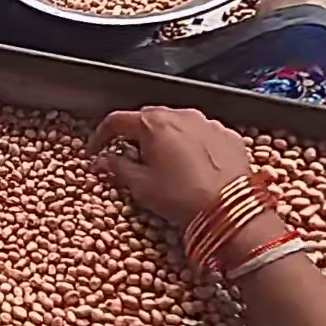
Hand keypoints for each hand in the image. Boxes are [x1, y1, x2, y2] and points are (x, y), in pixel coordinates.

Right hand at [87, 107, 252, 225]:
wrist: (230, 209)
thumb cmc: (182, 196)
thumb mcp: (140, 185)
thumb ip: (118, 168)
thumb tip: (103, 161)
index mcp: (154, 124)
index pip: (116, 121)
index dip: (100, 136)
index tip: (95, 150)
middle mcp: (182, 116)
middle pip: (147, 117)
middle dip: (132, 134)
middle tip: (125, 155)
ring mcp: (207, 123)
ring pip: (175, 122)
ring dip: (161, 137)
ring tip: (158, 161)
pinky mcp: (228, 135)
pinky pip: (200, 133)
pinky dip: (187, 143)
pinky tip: (186, 164)